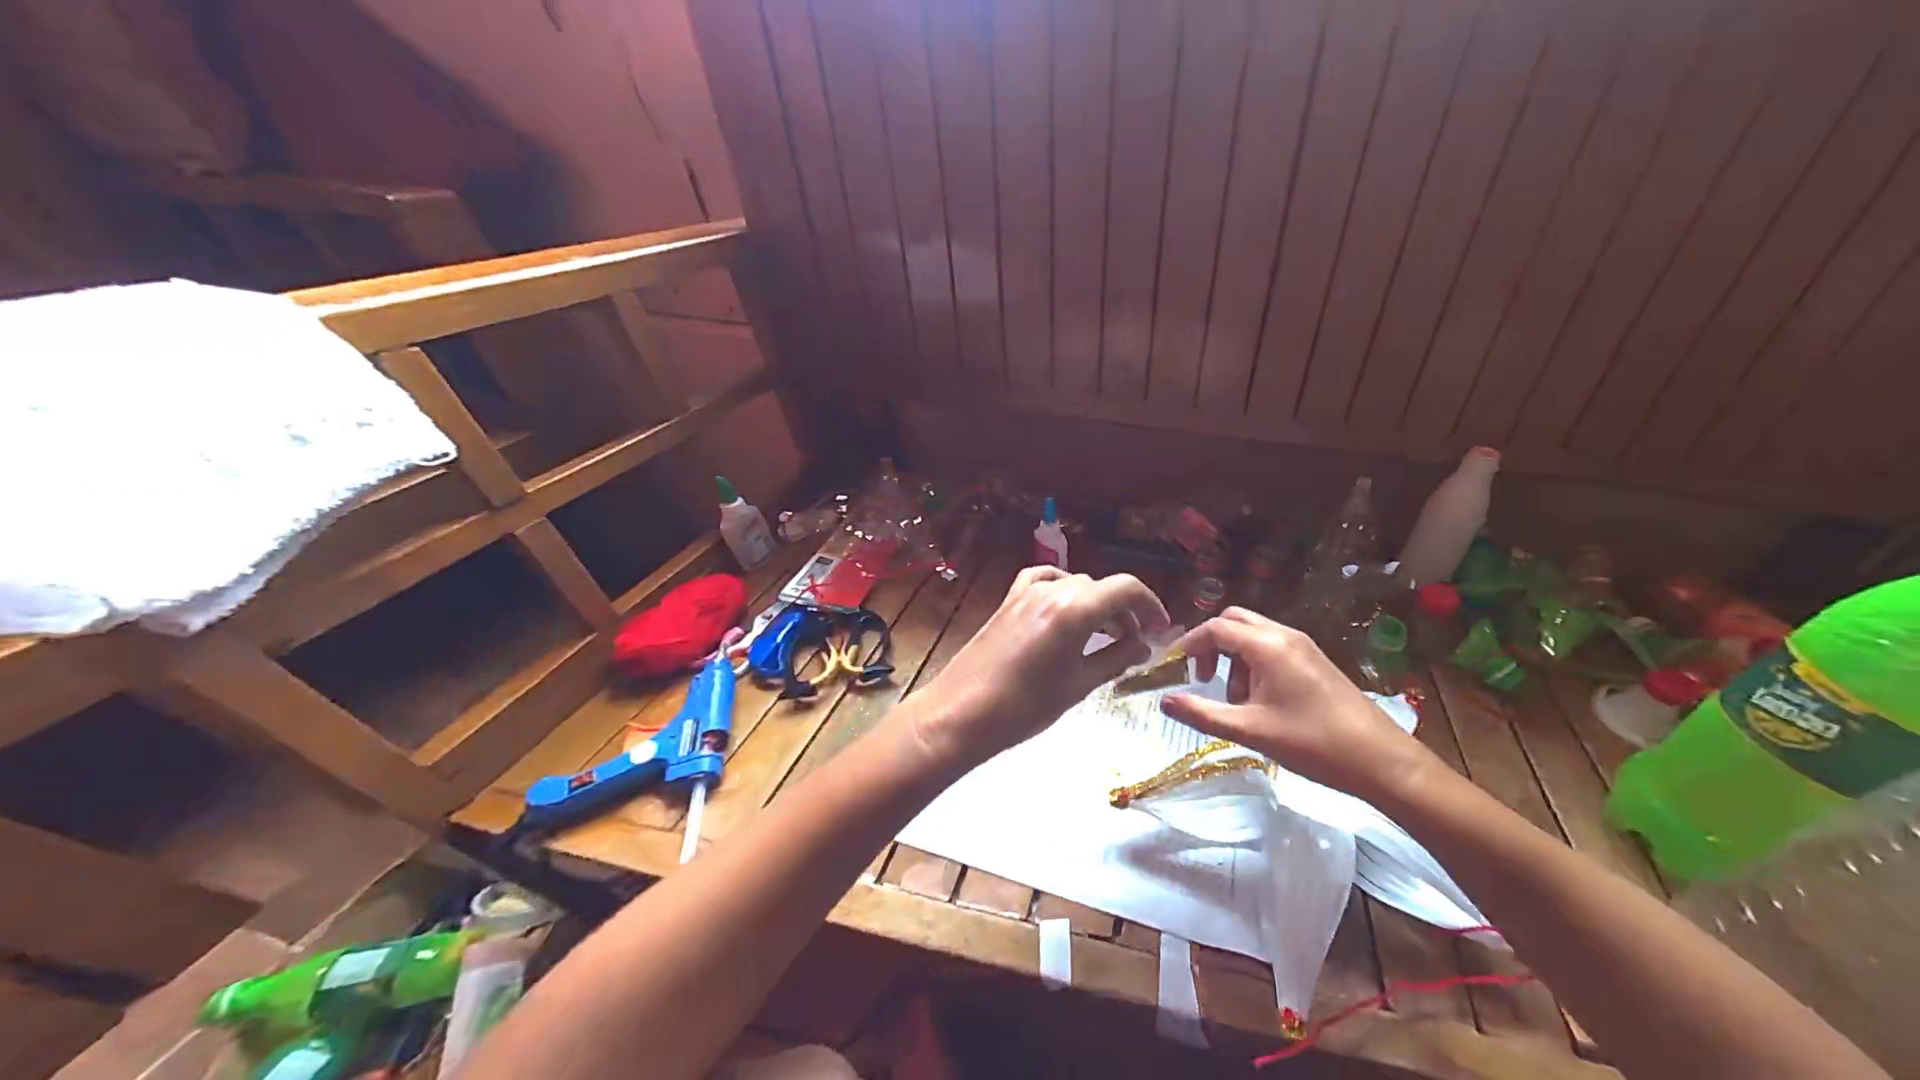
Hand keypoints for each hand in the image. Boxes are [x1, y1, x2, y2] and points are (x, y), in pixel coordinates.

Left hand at [907, 566, 1169, 769]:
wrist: (962, 712)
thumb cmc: (1025, 706)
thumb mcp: (1079, 684)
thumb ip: (1116, 659)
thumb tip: (1144, 646)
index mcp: (1075, 608)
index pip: (1127, 588)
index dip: (1151, 606)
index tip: (1161, 630)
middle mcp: (1052, 590)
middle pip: (1101, 587)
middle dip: (1125, 611)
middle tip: (1135, 644)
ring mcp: (1025, 593)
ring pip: (1074, 585)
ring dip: (1095, 604)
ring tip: (1105, 636)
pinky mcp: (1007, 602)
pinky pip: (1042, 582)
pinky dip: (1061, 591)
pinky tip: (1065, 610)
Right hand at [1158, 607, 1443, 802]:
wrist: (1382, 761)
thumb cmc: (1313, 743)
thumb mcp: (1250, 731)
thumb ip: (1202, 714)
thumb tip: (1164, 701)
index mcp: (1268, 646)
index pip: (1214, 628)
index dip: (1188, 644)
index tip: (1172, 668)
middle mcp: (1285, 636)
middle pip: (1233, 621)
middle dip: (1210, 644)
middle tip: (1202, 677)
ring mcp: (1303, 647)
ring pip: (1253, 634)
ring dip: (1233, 657)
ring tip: (1234, 700)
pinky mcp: (1315, 661)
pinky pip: (1272, 648)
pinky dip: (1253, 664)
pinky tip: (1259, 701)